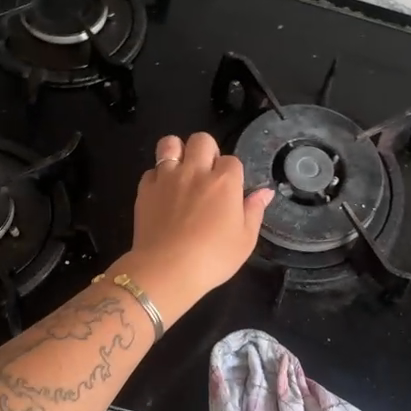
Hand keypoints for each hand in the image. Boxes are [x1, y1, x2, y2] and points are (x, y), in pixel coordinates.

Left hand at [117, 132, 272, 323]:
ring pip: (170, 144)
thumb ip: (255, 211)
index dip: (232, 174)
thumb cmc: (213, 258)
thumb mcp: (245, 239)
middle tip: (207, 174)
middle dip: (207, 151)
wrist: (167, 270)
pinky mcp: (145, 189)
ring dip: (178, 152)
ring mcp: (167, 177)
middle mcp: (195, 171)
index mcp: (225, 181)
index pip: (232, 160)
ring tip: (182, 170)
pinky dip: (158, 176)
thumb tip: (265, 192)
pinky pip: (151, 170)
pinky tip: (163, 193)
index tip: (230, 191)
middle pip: (202, 140)